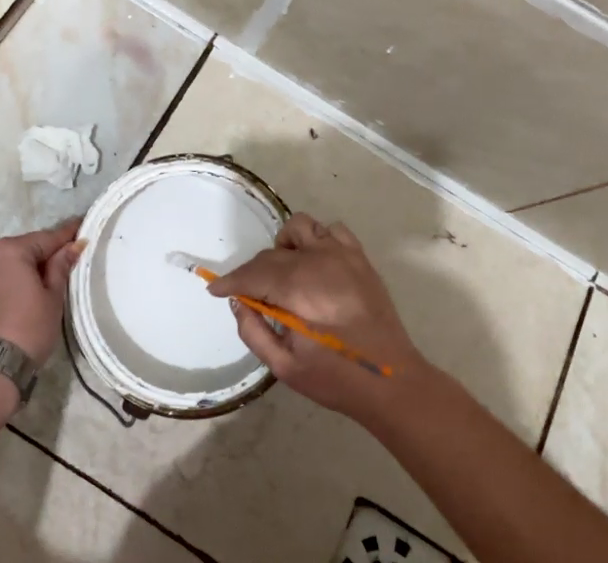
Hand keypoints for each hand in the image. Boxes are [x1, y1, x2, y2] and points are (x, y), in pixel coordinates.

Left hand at [0, 217, 84, 365]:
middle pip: (15, 253)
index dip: (66, 236)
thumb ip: (60, 269)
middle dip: (33, 258)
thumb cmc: (26, 332)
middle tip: (52, 272)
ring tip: (14, 289)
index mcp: (12, 252)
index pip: (46, 238)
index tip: (80, 230)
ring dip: (1, 275)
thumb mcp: (52, 301)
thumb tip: (72, 244)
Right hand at [208, 213, 424, 423]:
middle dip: (254, 273)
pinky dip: (318, 240)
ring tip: (286, 273)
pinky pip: (333, 230)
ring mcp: (342, 255)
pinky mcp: (360, 258)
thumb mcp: (284, 366)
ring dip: (285, 246)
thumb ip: (254, 331)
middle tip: (253, 298)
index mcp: (298, 288)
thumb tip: (238, 302)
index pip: (252, 274)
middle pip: (271, 254)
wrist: (392, 380)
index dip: (230, 282)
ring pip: (300, 227)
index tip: (215, 290)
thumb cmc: (336, 378)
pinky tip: (316, 264)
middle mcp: (318, 261)